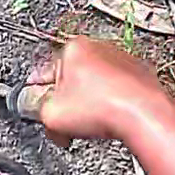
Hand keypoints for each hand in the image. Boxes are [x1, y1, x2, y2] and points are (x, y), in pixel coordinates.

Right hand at [19, 37, 170, 144]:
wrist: (144, 115)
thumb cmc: (105, 107)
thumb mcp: (51, 114)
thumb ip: (35, 107)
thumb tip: (30, 105)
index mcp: (73, 48)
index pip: (42, 73)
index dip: (37, 97)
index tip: (37, 110)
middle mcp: (98, 48)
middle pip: (68, 80)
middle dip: (63, 104)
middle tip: (62, 124)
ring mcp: (120, 60)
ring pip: (91, 86)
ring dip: (84, 107)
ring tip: (85, 126)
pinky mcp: (137, 75)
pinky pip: (112, 91)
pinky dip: (106, 106)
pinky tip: (104, 121)